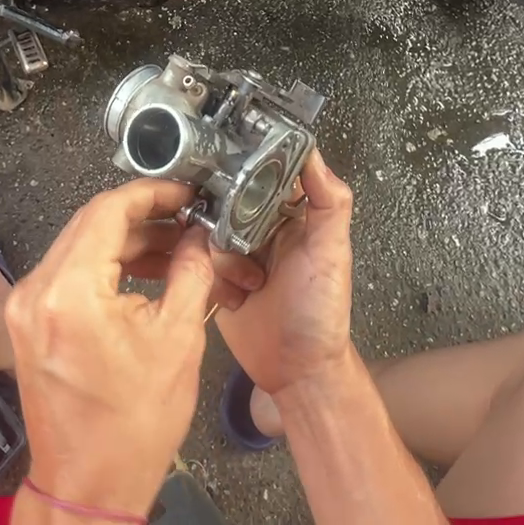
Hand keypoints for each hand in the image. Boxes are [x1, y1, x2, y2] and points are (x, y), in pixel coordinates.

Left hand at [5, 179, 220, 518]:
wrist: (87, 484)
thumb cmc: (134, 424)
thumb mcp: (178, 340)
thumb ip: (191, 272)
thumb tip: (201, 235)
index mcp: (70, 291)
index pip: (108, 211)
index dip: (151, 193)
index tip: (184, 193)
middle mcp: (36, 289)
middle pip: (90, 222)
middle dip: (143, 216)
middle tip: (186, 218)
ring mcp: (25, 304)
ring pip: (79, 244)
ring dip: (126, 241)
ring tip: (175, 247)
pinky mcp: (27, 319)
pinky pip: (69, 270)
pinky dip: (106, 264)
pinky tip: (144, 271)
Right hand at [215, 149, 354, 395]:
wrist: (296, 372)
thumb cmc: (322, 313)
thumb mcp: (333, 253)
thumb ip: (330, 202)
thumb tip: (313, 153)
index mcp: (286, 213)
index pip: (258, 174)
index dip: (242, 169)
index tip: (229, 172)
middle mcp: (255, 226)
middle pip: (220, 200)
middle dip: (223, 222)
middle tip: (241, 246)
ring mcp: (230, 252)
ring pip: (202, 231)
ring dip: (220, 260)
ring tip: (248, 286)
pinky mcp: (211, 276)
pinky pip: (190, 261)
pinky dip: (205, 276)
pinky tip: (231, 296)